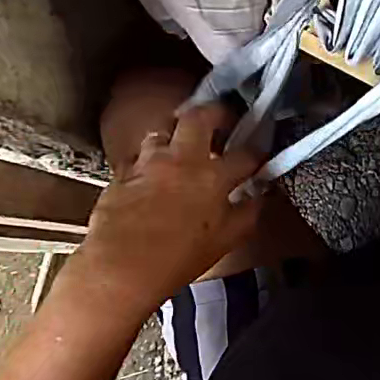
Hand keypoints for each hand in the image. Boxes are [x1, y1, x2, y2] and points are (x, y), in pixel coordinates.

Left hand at [71, 104, 263, 318]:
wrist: (121, 266)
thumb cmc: (179, 257)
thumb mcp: (226, 240)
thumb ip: (247, 213)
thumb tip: (258, 196)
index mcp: (213, 177)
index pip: (245, 155)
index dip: (257, 152)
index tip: (258, 156)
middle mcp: (181, 160)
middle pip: (199, 117)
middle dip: (214, 112)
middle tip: (220, 119)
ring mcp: (148, 163)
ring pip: (162, 131)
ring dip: (174, 135)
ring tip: (179, 147)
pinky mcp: (122, 174)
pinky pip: (138, 157)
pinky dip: (148, 161)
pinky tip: (150, 175)